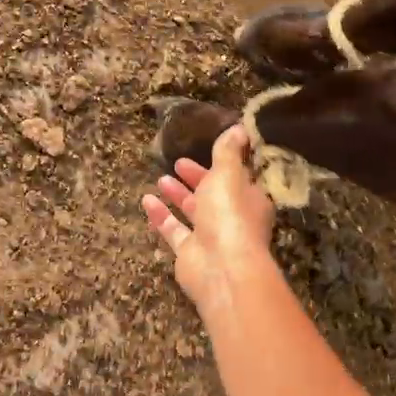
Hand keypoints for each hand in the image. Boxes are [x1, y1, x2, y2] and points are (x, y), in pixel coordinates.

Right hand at [141, 124, 276, 311]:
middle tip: (178, 163)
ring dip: (178, 195)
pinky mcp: (189, 252)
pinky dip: (161, 215)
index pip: (238, 179)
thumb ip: (228, 152)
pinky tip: (147, 200)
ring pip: (193, 212)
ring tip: (161, 179)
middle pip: (213, 195)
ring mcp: (211, 238)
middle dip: (197, 179)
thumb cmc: (229, 215)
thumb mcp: (228, 174)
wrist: (222, 268)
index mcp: (249, 200)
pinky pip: (174, 229)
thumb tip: (241, 128)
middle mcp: (232, 219)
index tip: (205, 149)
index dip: (222, 164)